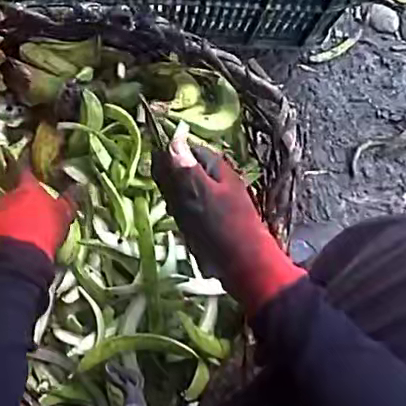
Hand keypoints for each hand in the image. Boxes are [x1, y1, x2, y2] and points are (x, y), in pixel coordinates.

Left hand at [0, 167, 75, 258]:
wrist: (21, 256)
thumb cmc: (46, 231)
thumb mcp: (63, 215)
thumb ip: (69, 199)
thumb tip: (80, 185)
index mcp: (29, 188)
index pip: (26, 170)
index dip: (27, 166)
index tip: (27, 162)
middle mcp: (10, 193)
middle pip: (15, 189)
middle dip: (22, 196)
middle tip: (30, 206)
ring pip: (5, 204)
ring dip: (12, 211)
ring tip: (21, 224)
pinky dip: (2, 224)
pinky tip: (10, 234)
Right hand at [151, 127, 302, 311]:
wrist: (246, 267)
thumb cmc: (223, 229)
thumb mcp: (200, 195)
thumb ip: (186, 168)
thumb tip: (173, 137)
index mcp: (217, 168)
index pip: (187, 150)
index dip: (168, 160)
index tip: (158, 175)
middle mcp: (218, 179)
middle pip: (184, 170)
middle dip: (172, 184)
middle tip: (170, 200)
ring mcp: (216, 199)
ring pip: (184, 191)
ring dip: (176, 202)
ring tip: (178, 216)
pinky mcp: (214, 218)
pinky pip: (190, 209)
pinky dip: (183, 216)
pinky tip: (185, 227)